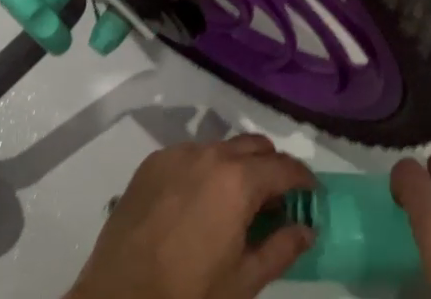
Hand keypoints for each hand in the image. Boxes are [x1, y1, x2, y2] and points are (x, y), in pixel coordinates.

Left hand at [67, 134, 315, 298]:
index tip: (312, 197)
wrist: (119, 298)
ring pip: (221, 147)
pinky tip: (199, 202)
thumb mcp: (244, 281)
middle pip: (255, 146)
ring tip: (236, 202)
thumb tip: (307, 229)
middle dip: (272, 168)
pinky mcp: (151, 163)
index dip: (304, 180)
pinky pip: (190, 154)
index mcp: (238, 180)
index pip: (285, 167)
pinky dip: (205, 169)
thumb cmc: (188, 293)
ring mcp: (176, 154)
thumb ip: (281, 249)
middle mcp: (209, 154)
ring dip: (238, 166)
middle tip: (276, 202)